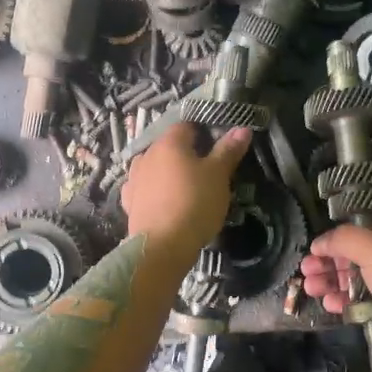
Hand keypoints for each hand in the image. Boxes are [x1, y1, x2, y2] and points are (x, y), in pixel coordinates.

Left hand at [121, 123, 252, 263]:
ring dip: (169, 172)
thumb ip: (228, 150)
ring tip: (186, 187)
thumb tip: (242, 129)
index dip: (204, 132)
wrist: (162, 246)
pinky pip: (145, 188)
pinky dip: (155, 190)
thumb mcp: (219, 175)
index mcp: (169, 142)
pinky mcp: (129, 201)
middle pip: (169, 146)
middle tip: (207, 171)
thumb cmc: (195, 203)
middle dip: (186, 154)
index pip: (187, 125)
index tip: (218, 147)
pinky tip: (165, 200)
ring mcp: (134, 178)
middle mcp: (147, 154)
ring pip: (155, 166)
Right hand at [302, 216, 371, 358]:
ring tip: (310, 289)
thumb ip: (342, 240)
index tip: (314, 251)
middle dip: (328, 264)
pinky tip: (330, 304)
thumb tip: (320, 242)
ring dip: (334, 283)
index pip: (362, 229)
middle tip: (306, 273)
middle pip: (357, 255)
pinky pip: (367, 299)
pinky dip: (348, 300)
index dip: (336, 240)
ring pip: (359, 278)